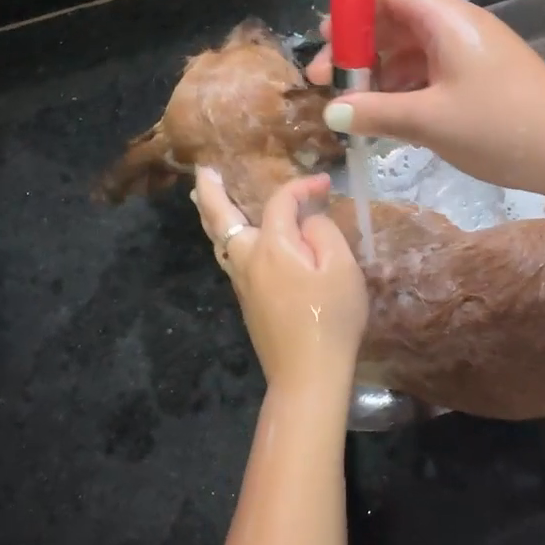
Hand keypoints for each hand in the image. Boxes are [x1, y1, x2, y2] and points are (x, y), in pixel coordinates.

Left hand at [193, 168, 366, 392]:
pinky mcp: (249, 303)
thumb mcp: (341, 268)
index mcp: (272, 248)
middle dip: (212, 192)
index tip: (325, 184)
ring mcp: (244, 284)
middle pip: (222, 220)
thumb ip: (323, 233)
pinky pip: (230, 257)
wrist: (308, 374)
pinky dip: (225, 235)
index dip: (301, 187)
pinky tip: (234, 237)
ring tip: (205, 197)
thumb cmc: (330, 318)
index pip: (280, 202)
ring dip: (212, 215)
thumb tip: (307, 221)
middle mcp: (248, 261)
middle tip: (204, 170)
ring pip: (221, 241)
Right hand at [305, 0, 544, 194]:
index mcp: (448, 20)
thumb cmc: (500, 127)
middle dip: (359, 48)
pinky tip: (389, 117)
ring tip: (355, 107)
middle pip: (397, 20)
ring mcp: (473, 52)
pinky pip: (433, 71)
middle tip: (327, 82)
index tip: (324, 40)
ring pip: (413, 50)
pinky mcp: (482, 77)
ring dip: (381, 73)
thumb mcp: (431, 122)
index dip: (353, 7)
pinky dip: (407, 88)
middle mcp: (459, 27)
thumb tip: (331, 112)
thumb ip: (376, 113)